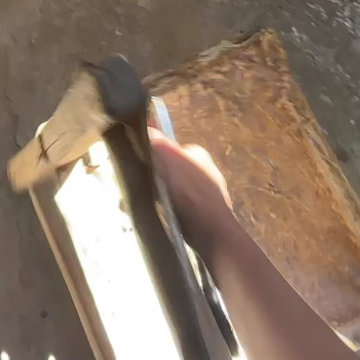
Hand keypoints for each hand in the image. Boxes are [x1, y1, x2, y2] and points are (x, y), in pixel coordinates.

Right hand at [149, 129, 235, 254]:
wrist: (212, 232)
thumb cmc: (190, 192)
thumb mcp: (170, 160)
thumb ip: (160, 143)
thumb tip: (148, 127)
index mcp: (199, 153)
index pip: (173, 147)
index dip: (158, 155)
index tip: (147, 165)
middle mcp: (207, 169)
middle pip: (176, 167)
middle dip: (164, 175)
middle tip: (150, 184)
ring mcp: (210, 193)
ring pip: (181, 187)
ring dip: (170, 193)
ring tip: (158, 201)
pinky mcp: (208, 213)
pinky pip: (186, 205)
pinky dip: (178, 208)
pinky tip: (170, 214)